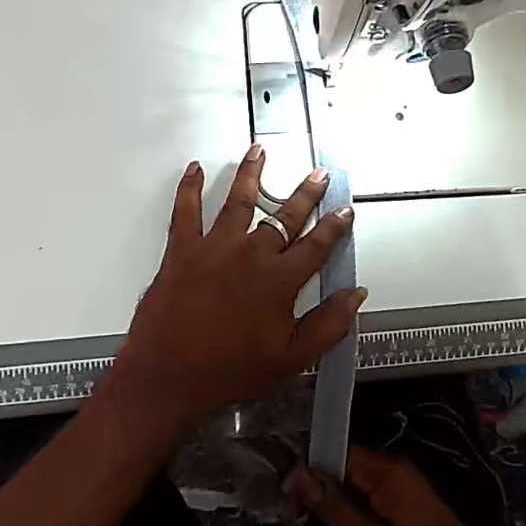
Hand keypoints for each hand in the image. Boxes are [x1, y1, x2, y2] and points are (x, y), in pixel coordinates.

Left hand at [103, 144, 365, 435]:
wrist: (170, 375)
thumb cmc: (228, 371)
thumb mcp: (291, 358)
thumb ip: (328, 325)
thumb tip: (354, 296)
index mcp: (279, 281)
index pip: (316, 246)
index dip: (334, 227)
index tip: (344, 210)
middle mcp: (249, 255)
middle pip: (284, 217)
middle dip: (304, 193)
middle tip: (318, 174)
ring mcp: (214, 248)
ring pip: (238, 201)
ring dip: (251, 174)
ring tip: (259, 150)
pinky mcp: (181, 250)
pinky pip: (185, 210)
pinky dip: (189, 187)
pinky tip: (195, 169)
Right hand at [286, 446, 525, 525]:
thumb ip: (334, 508)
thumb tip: (297, 473)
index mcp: (388, 472)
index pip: (336, 452)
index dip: (307, 470)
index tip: (287, 497)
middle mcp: (395, 468)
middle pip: (343, 463)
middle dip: (316, 485)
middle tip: (293, 515)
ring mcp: (402, 484)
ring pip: (353, 479)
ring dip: (331, 497)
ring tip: (309, 521)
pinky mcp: (406, 500)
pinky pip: (367, 491)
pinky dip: (349, 505)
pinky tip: (338, 524)